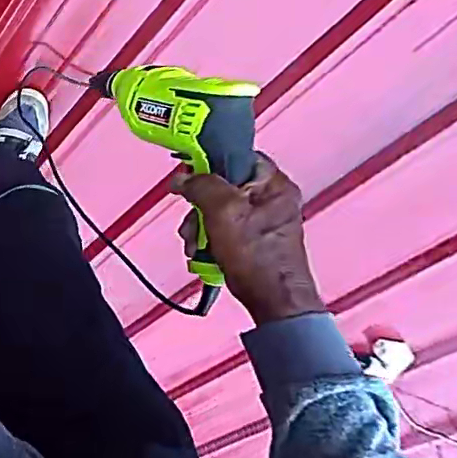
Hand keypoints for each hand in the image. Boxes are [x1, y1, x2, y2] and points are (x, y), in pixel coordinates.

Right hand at [169, 155, 324, 325]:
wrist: (272, 301)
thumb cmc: (259, 259)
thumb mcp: (224, 212)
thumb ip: (202, 186)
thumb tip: (183, 177)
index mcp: (273, 184)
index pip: (236, 156)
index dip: (209, 163)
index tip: (189, 174)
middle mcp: (270, 198)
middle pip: (221, 185)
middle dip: (198, 205)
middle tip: (192, 221)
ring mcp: (260, 220)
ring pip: (216, 208)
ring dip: (198, 226)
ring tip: (195, 244)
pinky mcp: (251, 238)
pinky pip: (220, 228)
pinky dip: (207, 239)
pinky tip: (202, 252)